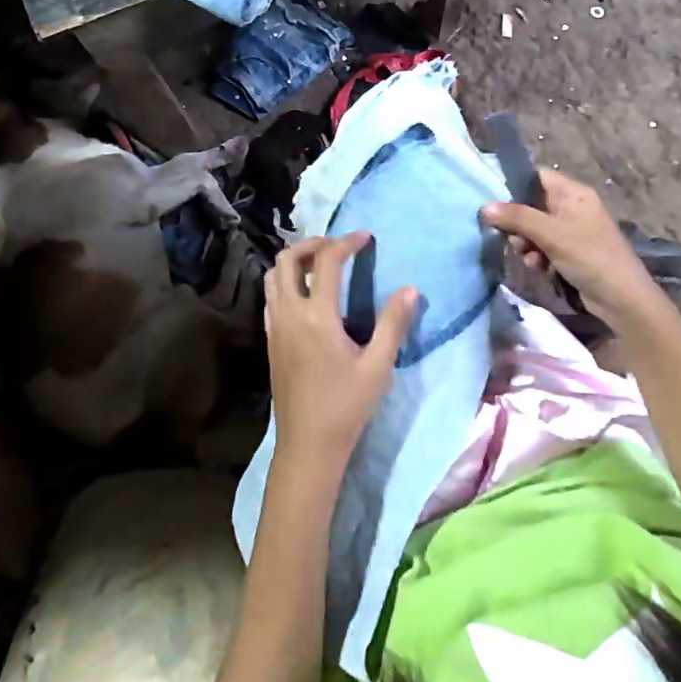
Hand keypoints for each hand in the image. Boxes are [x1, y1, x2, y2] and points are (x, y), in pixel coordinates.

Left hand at [263, 233, 418, 467]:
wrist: (308, 445)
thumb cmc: (346, 406)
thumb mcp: (378, 366)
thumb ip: (393, 324)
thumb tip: (410, 289)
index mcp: (316, 316)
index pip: (327, 261)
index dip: (347, 242)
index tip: (366, 237)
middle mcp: (289, 313)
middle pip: (288, 259)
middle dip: (313, 243)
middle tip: (339, 246)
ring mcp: (275, 326)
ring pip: (273, 275)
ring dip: (295, 260)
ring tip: (322, 265)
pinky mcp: (270, 339)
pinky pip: (270, 295)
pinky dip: (285, 281)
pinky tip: (306, 294)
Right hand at [481, 169, 664, 323]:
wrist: (621, 297)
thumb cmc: (588, 256)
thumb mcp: (550, 233)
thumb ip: (517, 217)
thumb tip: (484, 206)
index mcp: (573, 193)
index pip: (537, 176)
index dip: (515, 185)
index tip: (494, 201)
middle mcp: (573, 207)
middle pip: (532, 204)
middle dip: (518, 223)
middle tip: (511, 238)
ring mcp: (573, 230)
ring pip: (535, 228)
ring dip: (526, 243)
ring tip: (528, 257)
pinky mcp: (572, 252)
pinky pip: (545, 246)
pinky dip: (538, 255)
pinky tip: (539, 267)